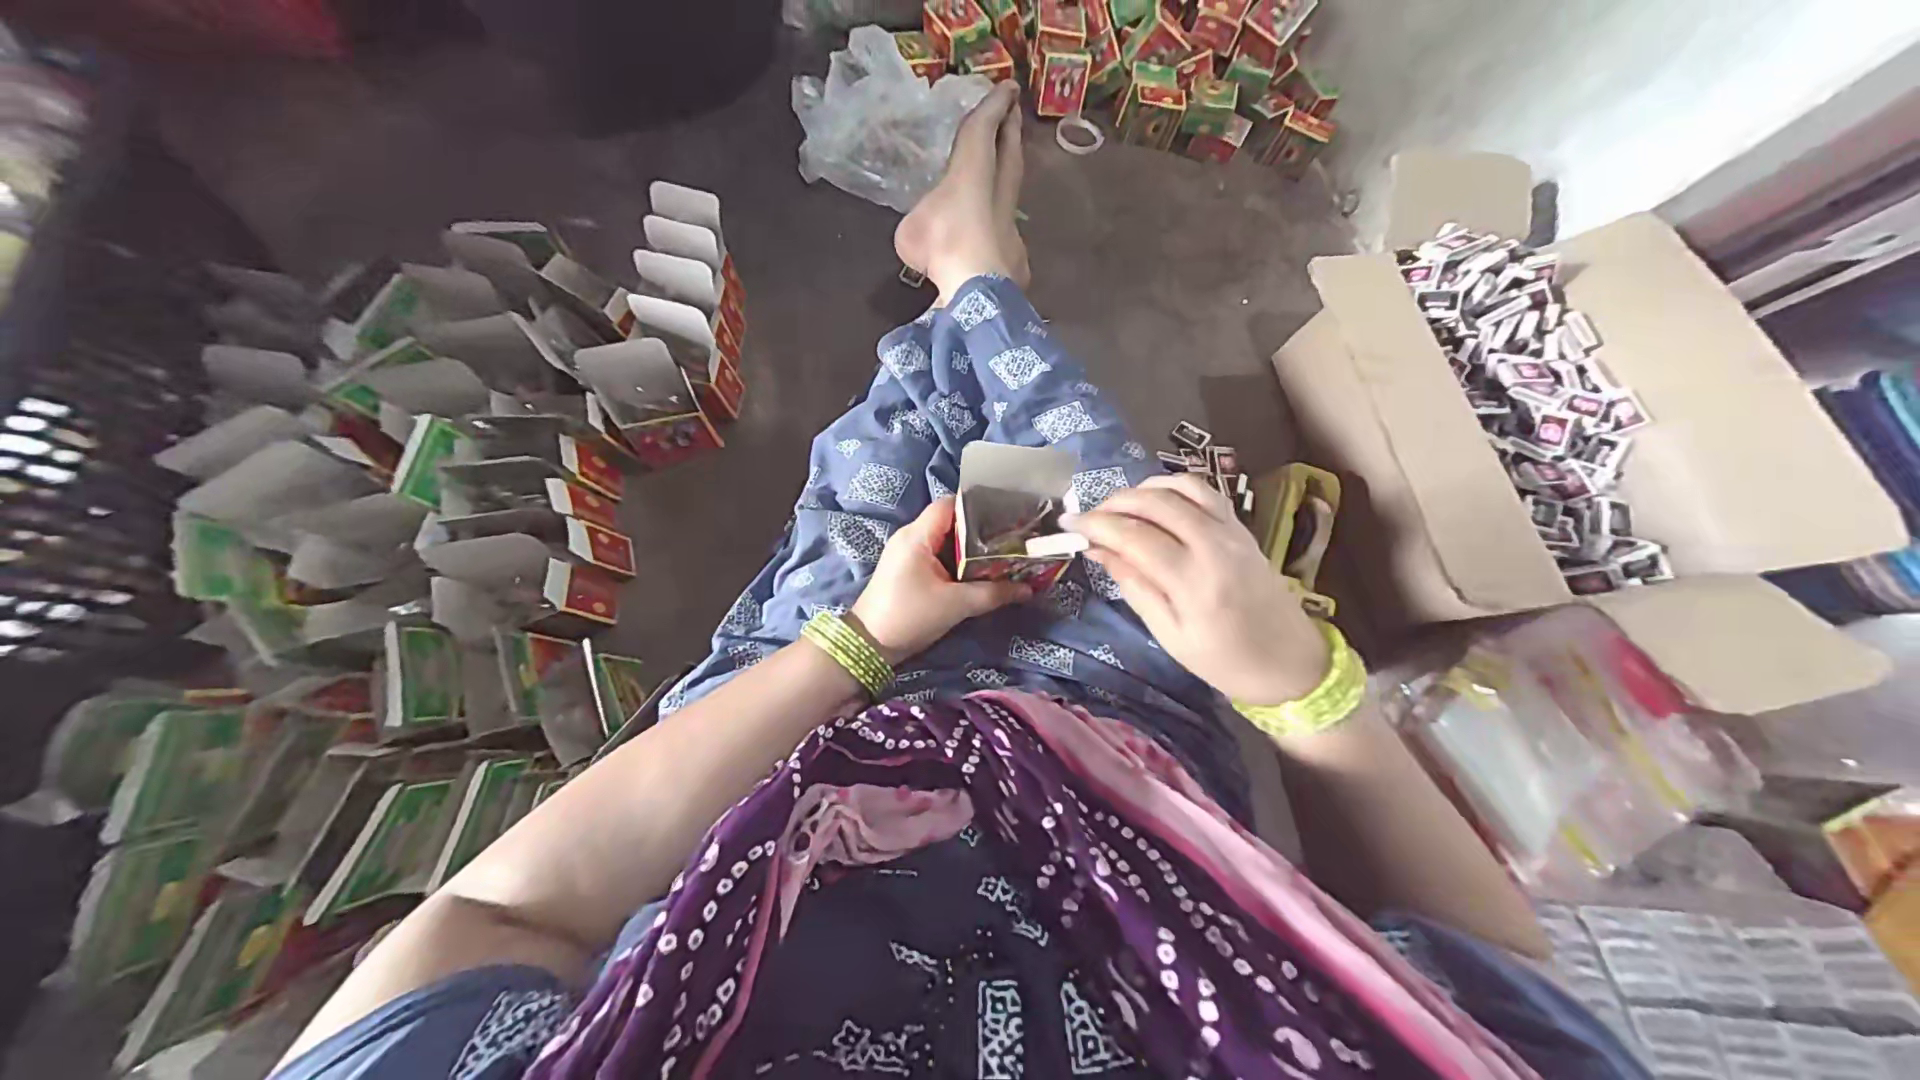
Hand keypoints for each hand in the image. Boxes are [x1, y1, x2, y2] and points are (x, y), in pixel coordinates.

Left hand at [851, 497, 1030, 663]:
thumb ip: (993, 594)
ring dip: (970, 548)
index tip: (1005, 517)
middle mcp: (910, 538)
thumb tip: (1029, 589)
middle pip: (949, 521)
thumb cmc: (910, 617)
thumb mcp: (956, 605)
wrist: (869, 645)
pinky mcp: (907, 570)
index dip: (977, 507)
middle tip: (1010, 538)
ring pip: (945, 540)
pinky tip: (978, 571)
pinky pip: (937, 555)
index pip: (949, 505)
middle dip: (979, 529)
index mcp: (917, 536)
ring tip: (1001, 553)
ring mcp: (907, 554)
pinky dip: (957, 561)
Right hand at [893, 81, 1030, 302]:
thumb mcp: (913, 233)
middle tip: (1014, 116)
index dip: (993, 109)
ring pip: (1011, 202)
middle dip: (1011, 134)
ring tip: (998, 186)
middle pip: (1010, 158)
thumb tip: (929, 245)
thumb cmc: (941, 247)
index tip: (1006, 89)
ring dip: (1005, 190)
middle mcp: (998, 199)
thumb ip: (922, 227)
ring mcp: (1012, 232)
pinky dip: (998, 242)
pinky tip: (990, 251)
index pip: (983, 133)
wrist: (975, 291)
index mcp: (972, 175)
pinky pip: (1007, 244)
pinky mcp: (1017, 264)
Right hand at [1061, 475, 1330, 704]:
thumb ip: (1134, 586)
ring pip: (1181, 487)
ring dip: (1143, 489)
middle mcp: (1214, 546)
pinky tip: (1155, 500)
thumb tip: (1098, 551)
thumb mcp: (1170, 634)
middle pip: (1155, 502)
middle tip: (1088, 516)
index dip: (1095, 525)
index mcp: (1193, 582)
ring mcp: (1232, 531)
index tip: (1068, 525)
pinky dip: (1173, 486)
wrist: (1293, 663)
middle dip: (1113, 502)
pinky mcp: (1242, 528)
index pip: (1133, 536)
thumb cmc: (1225, 661)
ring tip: (1118, 506)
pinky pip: (1205, 491)